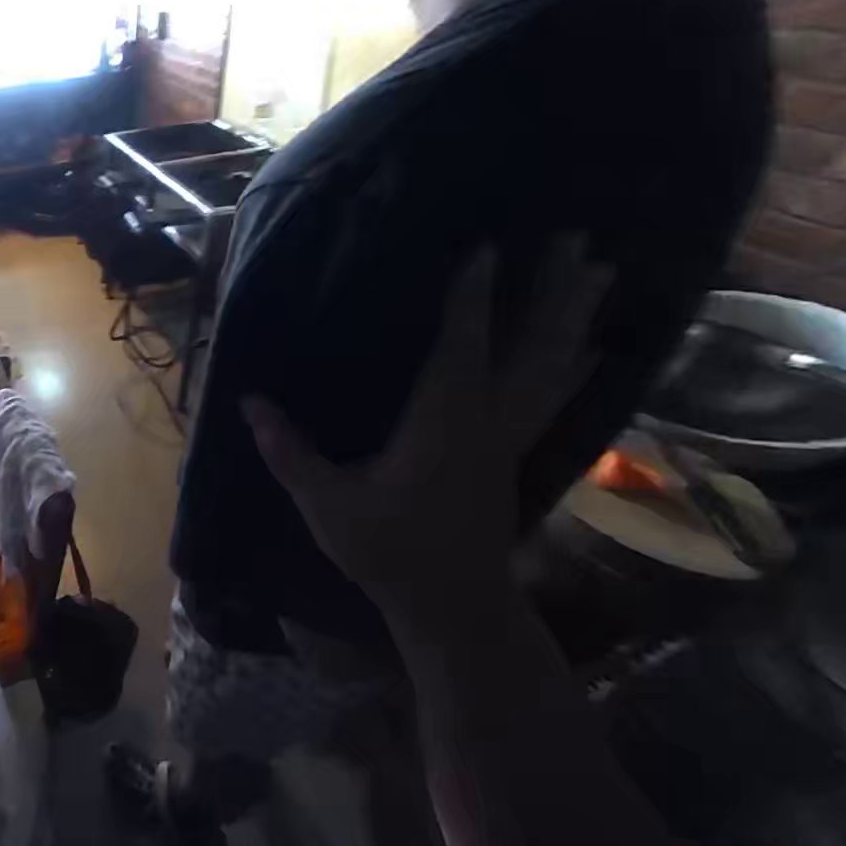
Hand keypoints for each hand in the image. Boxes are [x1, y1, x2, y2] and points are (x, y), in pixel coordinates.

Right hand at [242, 238, 611, 618]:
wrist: (452, 605)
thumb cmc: (388, 551)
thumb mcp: (326, 504)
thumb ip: (288, 452)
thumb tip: (249, 402)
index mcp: (440, 426)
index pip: (458, 350)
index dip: (469, 300)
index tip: (484, 248)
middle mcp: (485, 422)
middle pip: (528, 349)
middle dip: (549, 293)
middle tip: (575, 240)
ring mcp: (507, 437)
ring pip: (549, 368)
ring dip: (572, 318)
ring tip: (596, 271)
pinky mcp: (512, 452)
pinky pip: (551, 397)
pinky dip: (572, 366)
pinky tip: (592, 348)